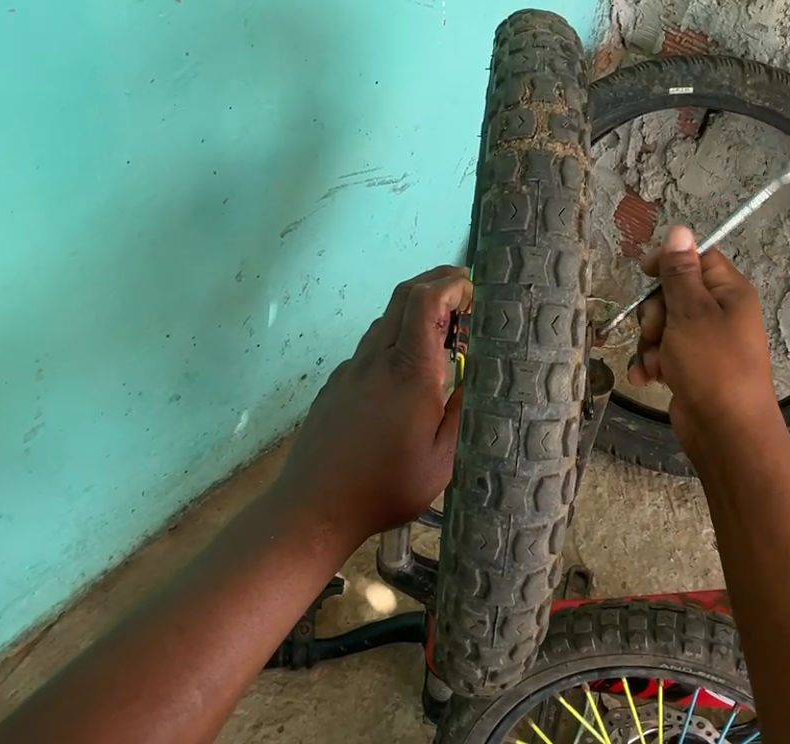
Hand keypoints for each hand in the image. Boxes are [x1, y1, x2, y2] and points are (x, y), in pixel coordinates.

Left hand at [274, 265, 470, 546]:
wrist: (313, 508)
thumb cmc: (385, 487)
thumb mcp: (442, 461)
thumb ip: (462, 414)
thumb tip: (476, 379)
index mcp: (410, 372)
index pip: (425, 301)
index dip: (450, 283)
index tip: (473, 288)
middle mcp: (378, 359)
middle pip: (404, 296)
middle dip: (436, 280)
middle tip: (464, 290)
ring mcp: (352, 369)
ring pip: (385, 319)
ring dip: (416, 309)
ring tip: (444, 330)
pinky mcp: (336, 384)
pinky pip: (370, 346)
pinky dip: (395, 337)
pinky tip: (406, 370)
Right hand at [628, 226, 783, 452]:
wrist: (726, 433)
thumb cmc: (713, 365)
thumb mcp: (691, 312)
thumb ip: (680, 272)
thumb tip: (679, 229)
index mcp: (730, 292)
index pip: (698, 258)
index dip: (670, 262)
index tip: (644, 272)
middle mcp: (721, 313)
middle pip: (675, 292)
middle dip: (654, 312)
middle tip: (655, 330)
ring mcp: (706, 343)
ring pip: (664, 325)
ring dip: (650, 342)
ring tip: (653, 363)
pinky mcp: (692, 368)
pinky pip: (664, 353)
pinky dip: (652, 363)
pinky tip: (646, 378)